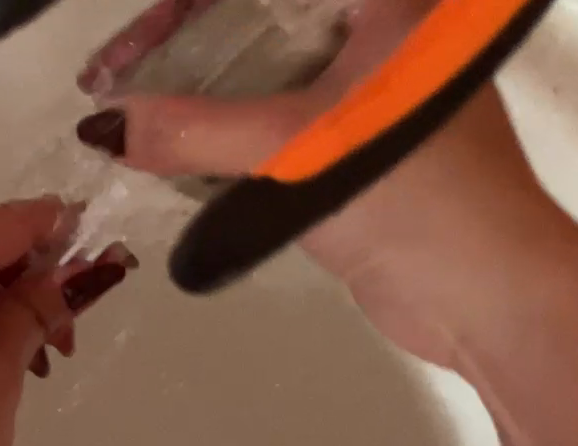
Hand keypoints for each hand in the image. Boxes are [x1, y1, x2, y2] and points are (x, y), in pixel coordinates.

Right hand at [79, 0, 573, 370]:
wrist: (474, 285)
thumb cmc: (404, 196)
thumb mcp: (290, 152)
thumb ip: (192, 134)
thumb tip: (102, 126)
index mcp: (387, 4)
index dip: (181, 12)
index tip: (117, 57)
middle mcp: (378, 34)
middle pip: (254, 26)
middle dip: (176, 50)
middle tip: (111, 82)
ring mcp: (363, 92)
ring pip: (254, 77)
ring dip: (189, 98)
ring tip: (127, 117)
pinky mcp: (345, 144)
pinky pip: (261, 124)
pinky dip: (213, 136)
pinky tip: (168, 152)